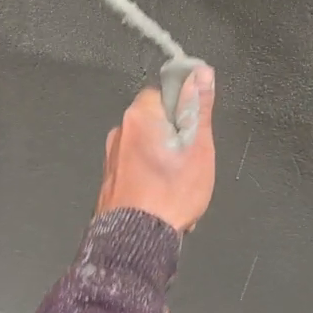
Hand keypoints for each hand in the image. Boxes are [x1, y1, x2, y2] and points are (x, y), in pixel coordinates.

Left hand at [95, 64, 215, 231]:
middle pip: (155, 119)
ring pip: (147, 145)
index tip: (193, 127)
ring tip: (178, 183)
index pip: (163, 91)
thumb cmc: (169, 195)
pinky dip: (151, 176)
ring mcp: (112, 156)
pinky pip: (137, 167)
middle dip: (174, 136)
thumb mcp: (197, 145)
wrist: (138, 238)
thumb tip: (202, 73)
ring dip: (164, 158)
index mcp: (140, 116)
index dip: (183, 108)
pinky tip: (164, 194)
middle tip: (189, 159)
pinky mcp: (111, 178)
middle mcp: (120, 132)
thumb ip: (199, 106)